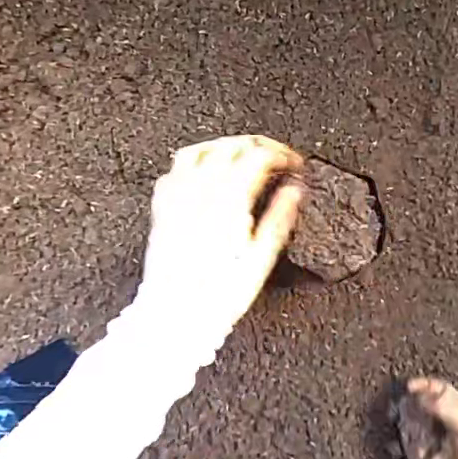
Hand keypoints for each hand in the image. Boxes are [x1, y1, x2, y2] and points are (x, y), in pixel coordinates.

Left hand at [135, 134, 305, 326]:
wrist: (175, 313)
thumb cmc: (217, 293)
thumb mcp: (262, 257)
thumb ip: (280, 216)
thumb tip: (294, 191)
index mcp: (229, 197)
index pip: (260, 155)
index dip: (283, 154)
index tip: (294, 164)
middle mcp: (201, 189)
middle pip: (232, 145)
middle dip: (259, 145)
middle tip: (275, 157)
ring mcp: (179, 195)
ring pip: (201, 148)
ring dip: (226, 146)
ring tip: (242, 154)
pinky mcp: (163, 207)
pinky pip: (175, 168)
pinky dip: (195, 161)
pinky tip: (204, 172)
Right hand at [395, 377, 457, 458]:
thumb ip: (444, 407)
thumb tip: (420, 396)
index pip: (440, 390)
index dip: (425, 385)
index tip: (409, 387)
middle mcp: (447, 424)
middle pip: (424, 408)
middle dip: (413, 408)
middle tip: (405, 409)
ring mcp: (438, 443)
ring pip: (416, 428)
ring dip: (411, 429)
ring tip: (416, 435)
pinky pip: (414, 451)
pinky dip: (412, 450)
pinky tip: (419, 454)